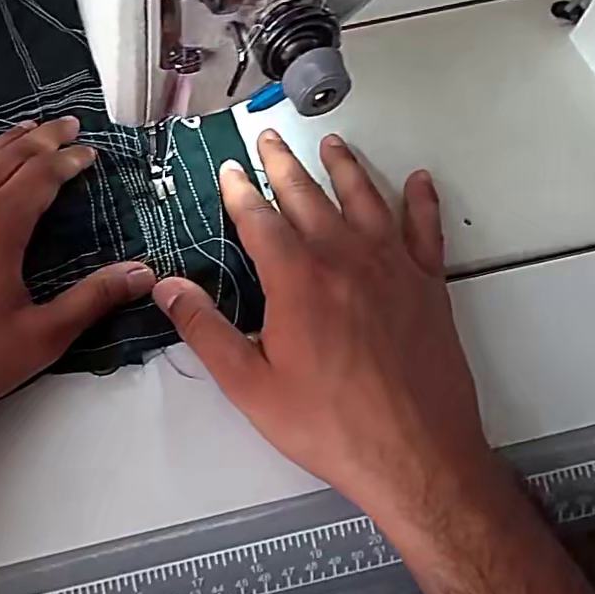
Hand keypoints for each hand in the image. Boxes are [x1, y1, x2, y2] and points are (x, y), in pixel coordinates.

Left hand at [0, 116, 155, 470]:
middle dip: (42, 139)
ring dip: (4, 144)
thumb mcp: (40, 337)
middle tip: (67, 124)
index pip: (41, 176)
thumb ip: (92, 300)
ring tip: (27, 132)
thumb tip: (142, 274)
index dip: (69, 160)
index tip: (90, 152)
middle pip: (7, 158)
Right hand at [153, 130, 508, 533]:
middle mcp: (345, 261)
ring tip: (332, 143)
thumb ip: (204, 328)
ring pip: (366, 202)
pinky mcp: (428, 289)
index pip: (260, 219)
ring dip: (345, 169)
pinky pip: (425, 232)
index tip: (227, 169)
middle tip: (269, 137)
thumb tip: (165, 287)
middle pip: (310, 198)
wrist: (415, 455)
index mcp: (297, 280)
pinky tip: (418, 182)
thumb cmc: (323, 421)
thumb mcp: (246, 382)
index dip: (239, 191)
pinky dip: (421, 203)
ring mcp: (393, 270)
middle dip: (284, 164)